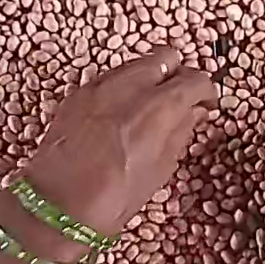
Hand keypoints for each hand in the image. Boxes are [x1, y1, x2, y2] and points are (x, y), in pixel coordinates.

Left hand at [8, 48, 216, 246]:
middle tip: (181, 100)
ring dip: (151, 79)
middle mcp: (129, 86)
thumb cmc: (114, 197)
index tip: (207, 104)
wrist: (57, 205)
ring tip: (151, 109)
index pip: (195, 79)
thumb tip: (195, 111)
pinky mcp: (79, 93)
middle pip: (166, 57)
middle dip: (178, 75)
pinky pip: (112, 77)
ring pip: (138, 64)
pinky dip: (125, 88)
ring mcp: (100, 86)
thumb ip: (181, 131)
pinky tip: (124, 115)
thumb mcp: (160, 168)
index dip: (206, 91)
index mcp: (158, 107)